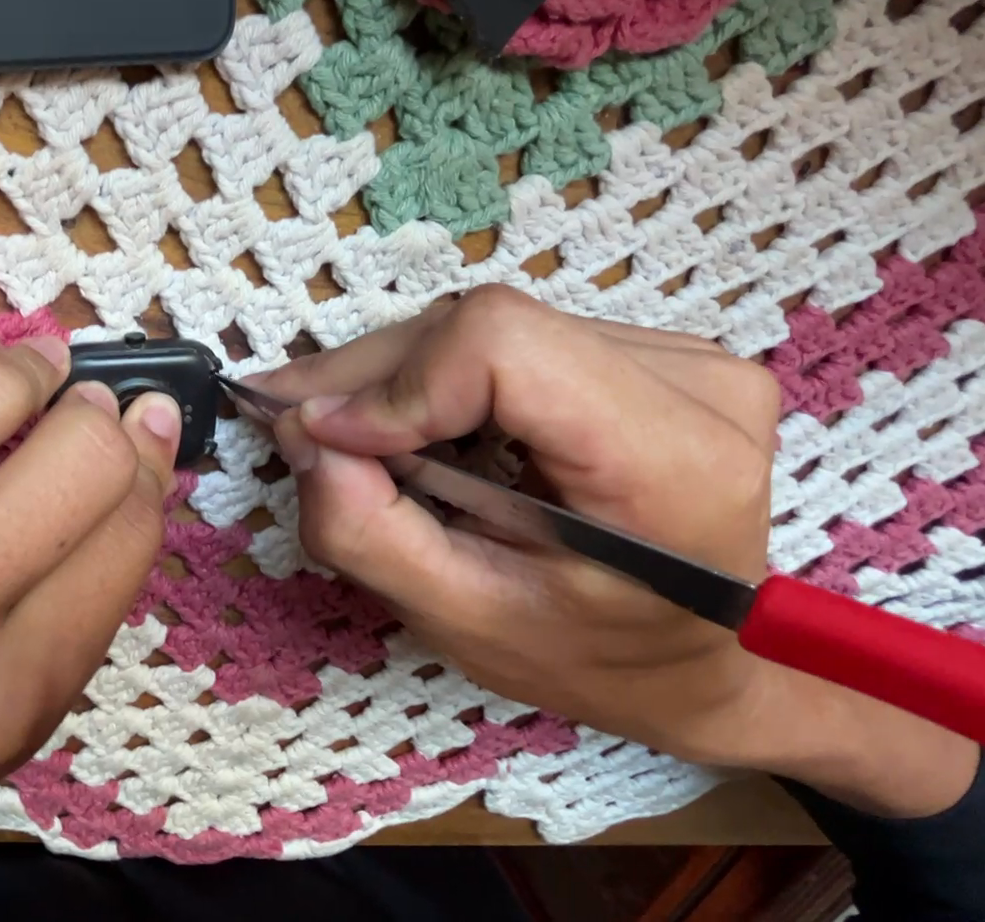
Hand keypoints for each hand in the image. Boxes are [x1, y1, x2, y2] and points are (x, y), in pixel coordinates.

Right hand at [254, 286, 976, 816]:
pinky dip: (434, 377)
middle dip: (369, 378)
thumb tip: (300, 428)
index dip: (396, 385)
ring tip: (342, 431)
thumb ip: (368, 531)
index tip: (324, 439)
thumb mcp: (460, 622)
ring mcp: (677, 355)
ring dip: (395, 377)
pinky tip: (408, 424)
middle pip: (482, 327)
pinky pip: (503, 337)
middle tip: (292, 424)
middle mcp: (692, 382)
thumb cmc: (584, 659)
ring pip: (481, 325)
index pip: (504, 346)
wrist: (690, 658)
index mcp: (670, 462)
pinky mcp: (646, 349)